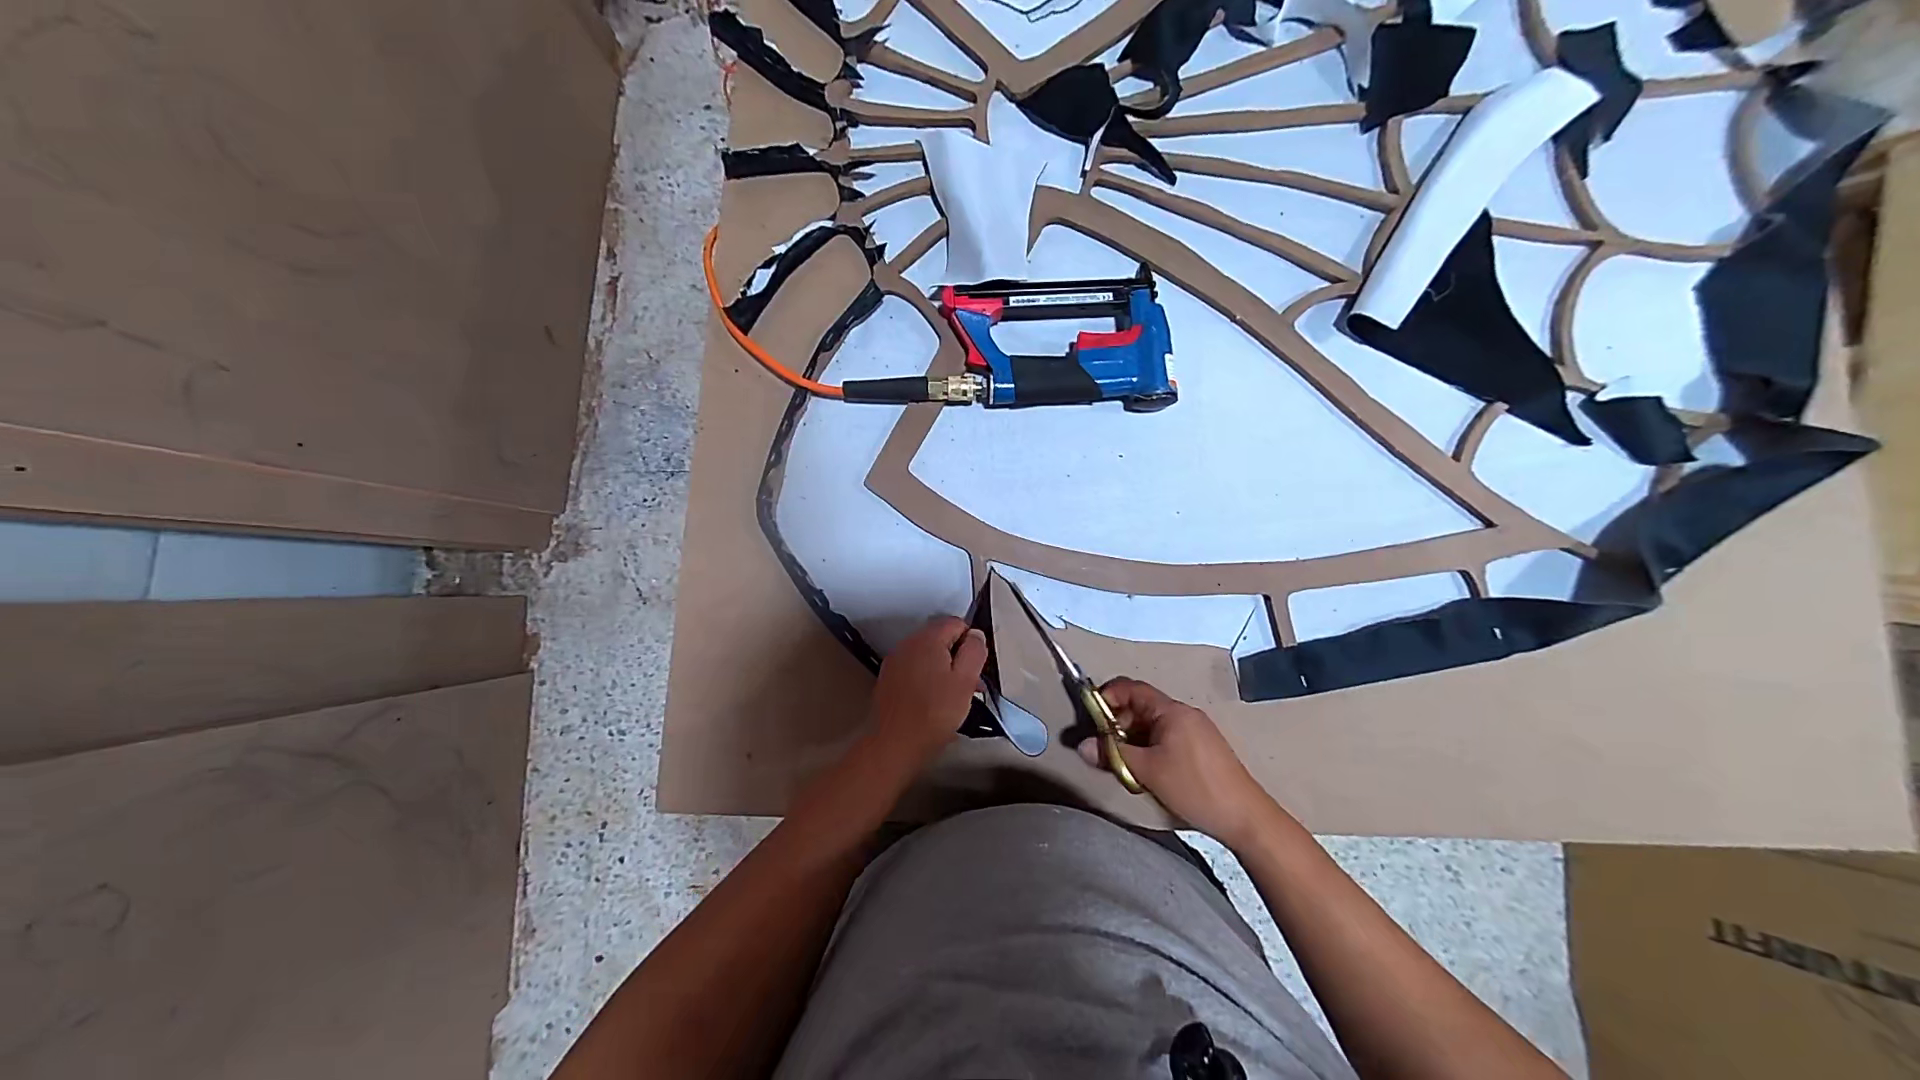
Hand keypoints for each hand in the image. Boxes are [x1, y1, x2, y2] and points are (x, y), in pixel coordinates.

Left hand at [866, 616, 987, 765]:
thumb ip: (974, 651)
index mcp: (927, 639)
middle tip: (969, 684)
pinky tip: (933, 702)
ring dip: (942, 669)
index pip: (956, 623)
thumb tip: (975, 635)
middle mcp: (907, 645)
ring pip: (926, 655)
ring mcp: (895, 662)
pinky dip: (926, 679)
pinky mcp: (888, 679)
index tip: (976, 666)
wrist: (895, 745)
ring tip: (953, 697)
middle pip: (940, 638)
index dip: (971, 642)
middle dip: (957, 656)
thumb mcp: (965, 681)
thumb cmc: (933, 715)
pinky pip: (913, 670)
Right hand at [1079, 677, 1280, 846]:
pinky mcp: (1202, 749)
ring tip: (1124, 765)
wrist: (1245, 817)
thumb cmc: (1194, 787)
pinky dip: (1149, 749)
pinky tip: (1146, 772)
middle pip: (1140, 707)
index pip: (1131, 688)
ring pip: (1152, 726)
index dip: (1107, 697)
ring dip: (1133, 740)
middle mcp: (1184, 714)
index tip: (1090, 718)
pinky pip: (1166, 738)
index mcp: (1171, 711)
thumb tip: (1082, 745)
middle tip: (1104, 749)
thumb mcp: (1147, 771)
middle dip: (1117, 725)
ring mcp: (1195, 731)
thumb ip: (1112, 754)